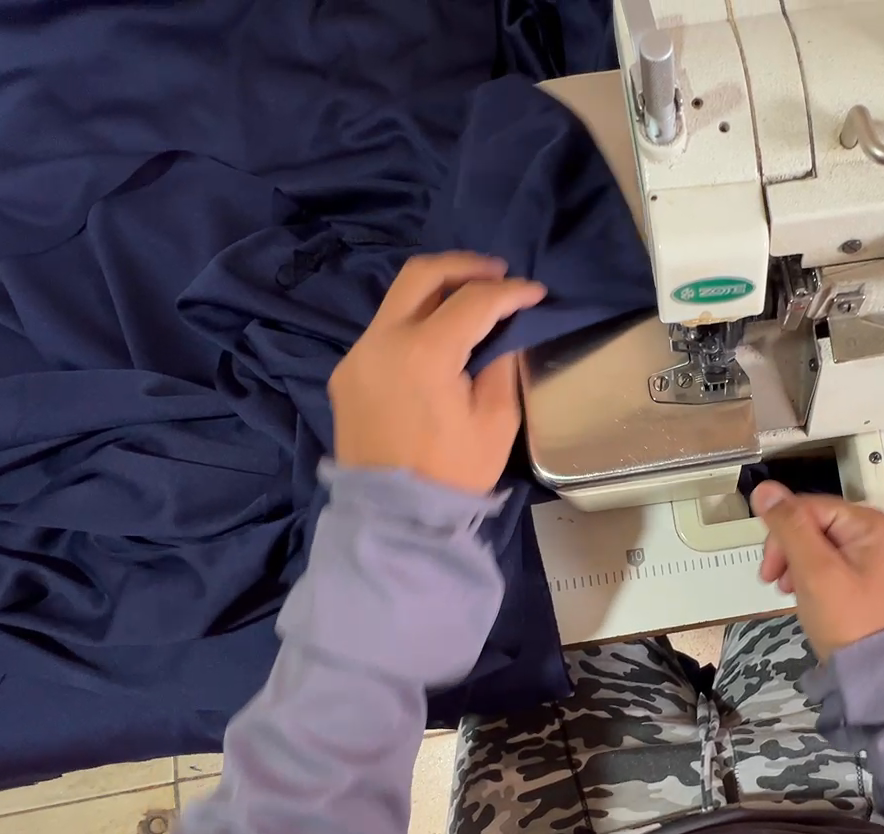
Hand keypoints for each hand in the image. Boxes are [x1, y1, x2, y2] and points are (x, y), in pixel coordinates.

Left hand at [327, 252, 545, 493]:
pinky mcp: (347, 374)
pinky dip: (415, 322)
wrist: (393, 516)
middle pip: (421, 276)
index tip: (536, 293)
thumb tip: (503, 338)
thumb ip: (502, 368)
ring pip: (396, 300)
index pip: (473, 302)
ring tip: (471, 300)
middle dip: (464, 267)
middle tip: (498, 273)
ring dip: (437, 291)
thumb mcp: (496, 424)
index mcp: (424, 354)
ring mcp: (357, 355)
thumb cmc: (453, 474)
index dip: (510, 293)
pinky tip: (438, 340)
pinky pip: (383, 332)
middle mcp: (381, 341)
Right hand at [751, 480, 883, 657]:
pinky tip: (796, 590)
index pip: (806, 506)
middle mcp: (866, 529)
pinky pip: (815, 557)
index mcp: (866, 521)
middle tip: (774, 581)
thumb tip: (763, 489)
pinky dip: (800, 572)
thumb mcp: (814, 570)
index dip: (781, 532)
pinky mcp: (851, 569)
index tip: (769, 568)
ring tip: (786, 589)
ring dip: (789, 562)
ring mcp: (860, 550)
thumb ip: (789, 527)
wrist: (868, 668)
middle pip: (806, 521)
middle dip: (784, 549)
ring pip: (806, 540)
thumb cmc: (845, 617)